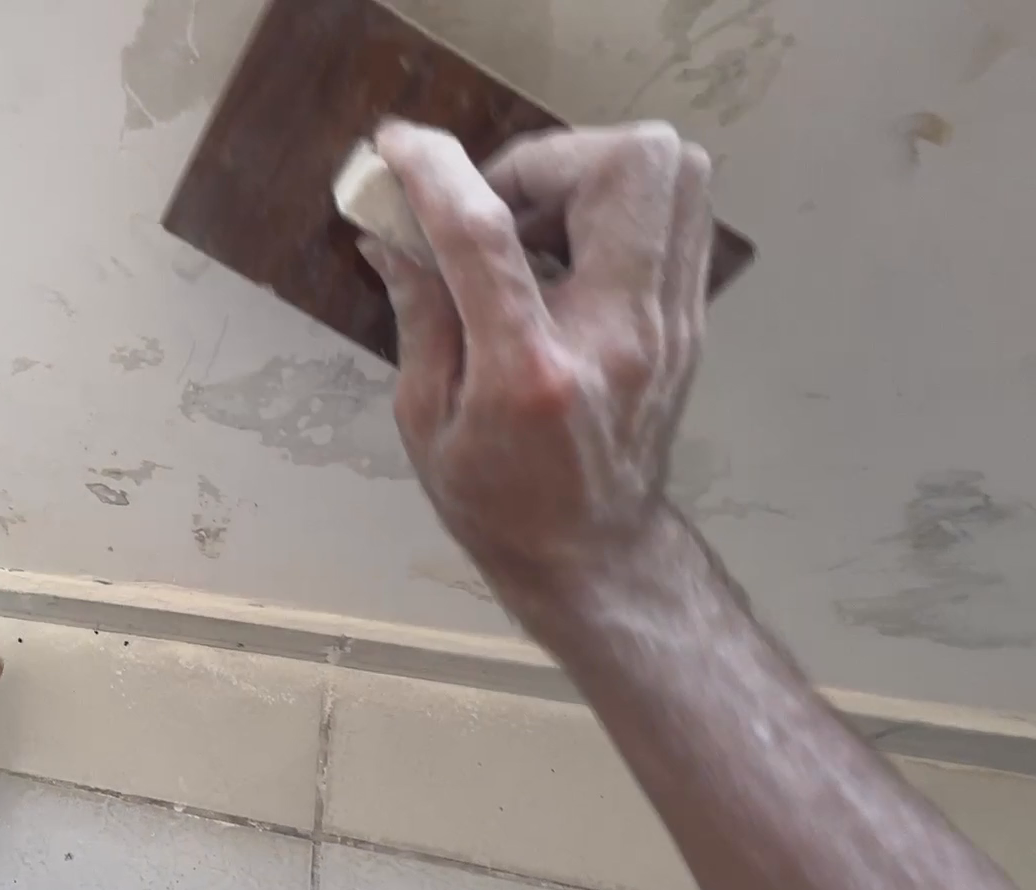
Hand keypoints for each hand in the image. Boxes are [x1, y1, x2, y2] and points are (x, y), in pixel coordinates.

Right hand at [359, 120, 712, 600]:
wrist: (590, 551)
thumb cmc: (489, 501)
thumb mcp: (424, 422)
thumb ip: (417, 320)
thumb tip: (391, 242)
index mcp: (527, 371)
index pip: (484, 237)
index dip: (434, 174)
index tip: (398, 148)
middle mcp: (614, 333)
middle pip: (626, 165)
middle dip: (541, 159)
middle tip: (488, 206)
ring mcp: (667, 322)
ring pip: (672, 171)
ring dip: (586, 173)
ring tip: (527, 226)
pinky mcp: (689, 319)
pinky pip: (674, 214)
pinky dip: (609, 208)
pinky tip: (559, 258)